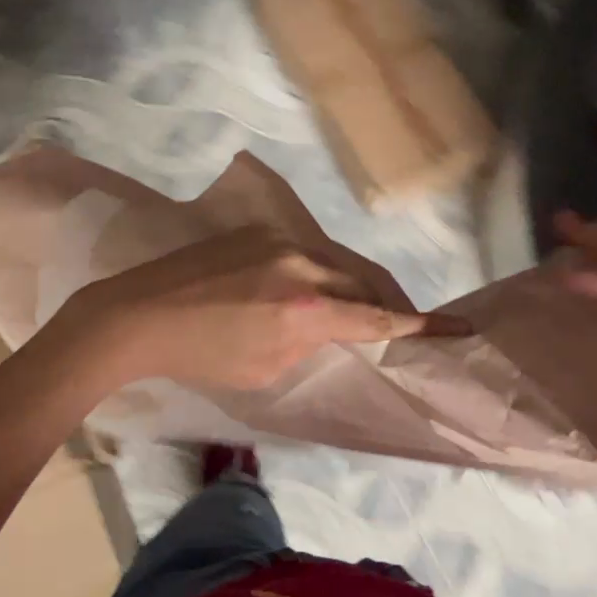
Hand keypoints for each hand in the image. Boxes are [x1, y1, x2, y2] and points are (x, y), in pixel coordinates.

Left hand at [56, 225, 465, 391]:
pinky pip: (308, 248)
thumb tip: (330, 324)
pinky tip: (321, 284)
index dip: (418, 326)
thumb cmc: (201, 356)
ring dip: (358, 283)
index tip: (456, 328)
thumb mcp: (265, 368)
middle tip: (411, 319)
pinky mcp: (259, 228)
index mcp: (305, 308)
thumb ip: (310, 341)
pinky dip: (324, 270)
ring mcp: (279, 239)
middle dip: (391, 301)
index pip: (375, 317)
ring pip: (338, 260)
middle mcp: (301, 264)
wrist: (140, 312)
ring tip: (370, 302)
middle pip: (364, 279)